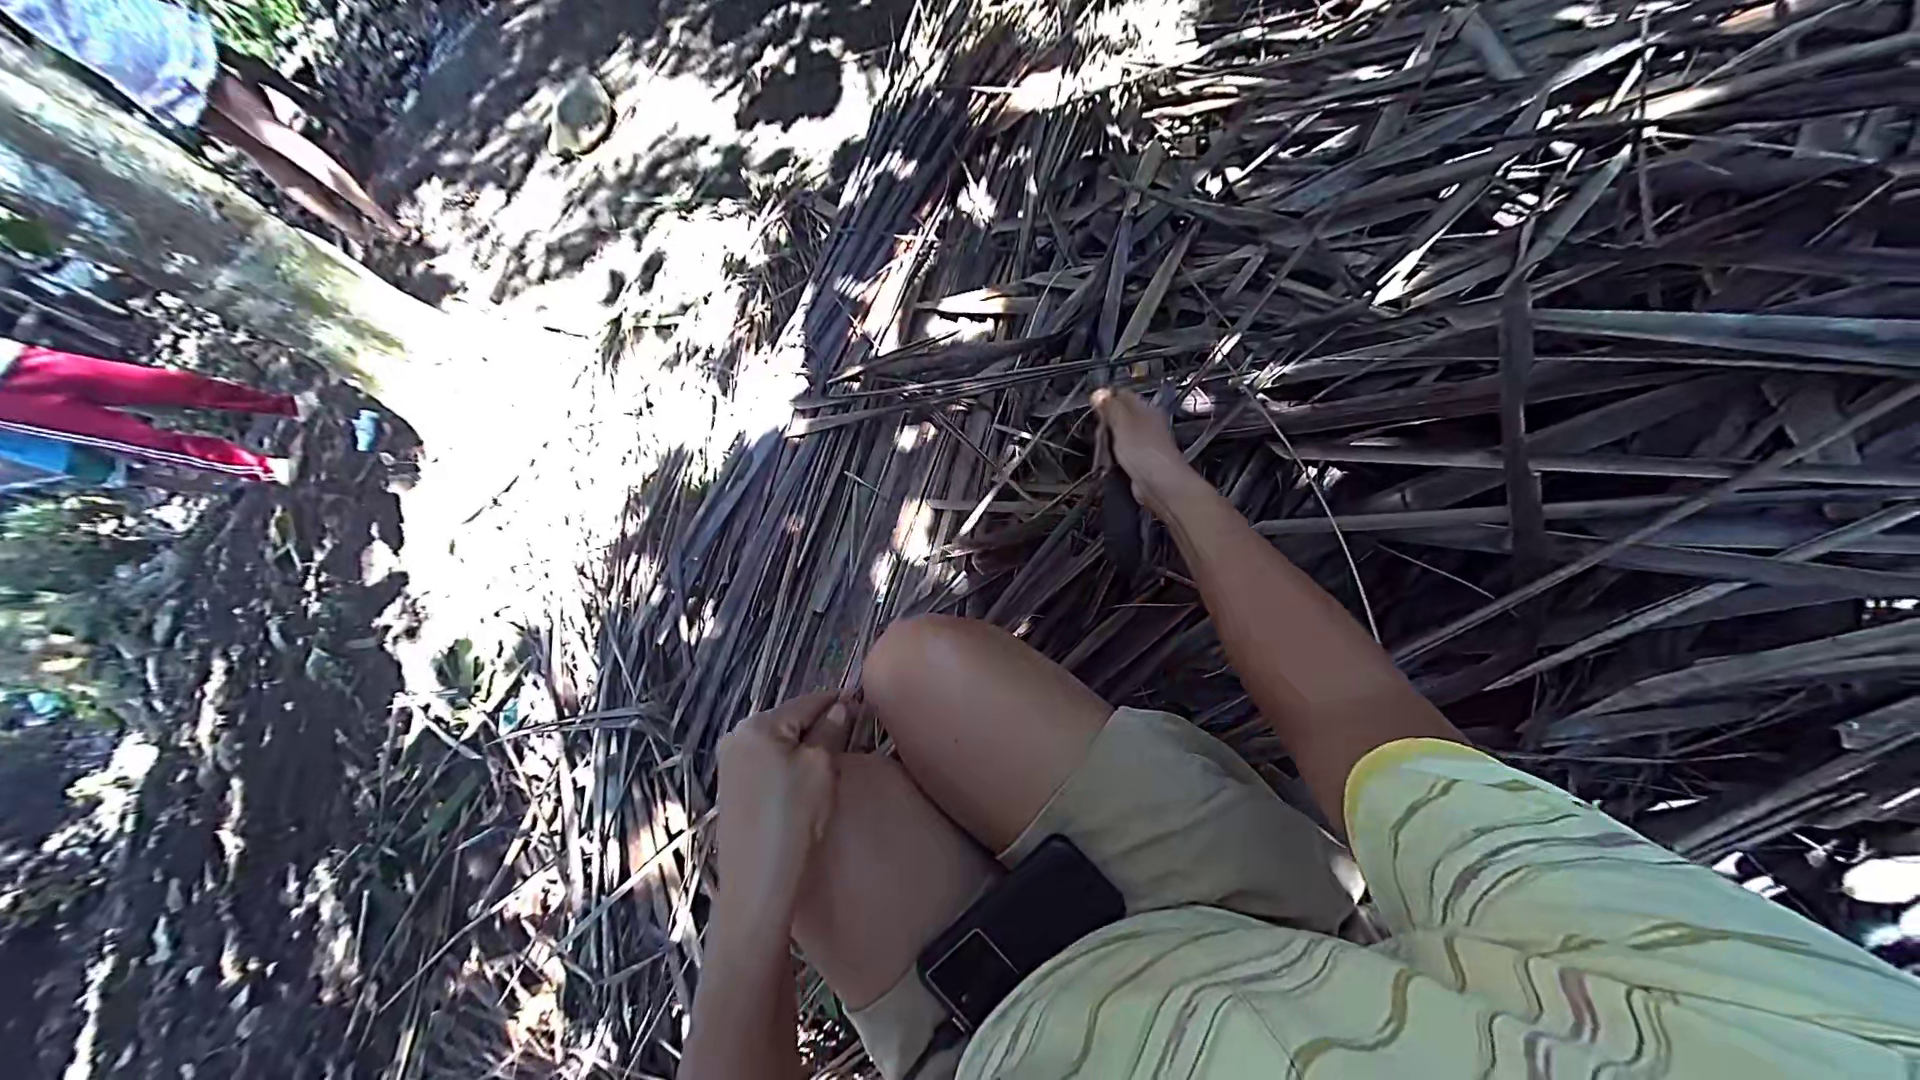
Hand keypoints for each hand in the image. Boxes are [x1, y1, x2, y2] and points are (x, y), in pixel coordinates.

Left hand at [714, 692, 849, 919]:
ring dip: (806, 747)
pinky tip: (805, 785)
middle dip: (821, 726)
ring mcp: (731, 763)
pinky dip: (790, 765)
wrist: (758, 883)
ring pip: (781, 742)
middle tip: (851, 741)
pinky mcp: (732, 787)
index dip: (838, 702)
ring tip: (831, 766)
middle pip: (791, 720)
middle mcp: (737, 736)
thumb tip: (840, 707)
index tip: (863, 703)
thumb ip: (831, 730)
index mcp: (757, 725)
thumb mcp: (821, 767)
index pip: (807, 702)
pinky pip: (769, 762)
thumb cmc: (793, 817)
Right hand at [1092, 388, 1204, 517]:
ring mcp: (1142, 444)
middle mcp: (1146, 424)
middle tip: (1099, 430)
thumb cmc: (1146, 452)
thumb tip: (1098, 392)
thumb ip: (1110, 407)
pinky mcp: (1138, 461)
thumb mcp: (1122, 423)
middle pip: (1118, 416)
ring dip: (1107, 441)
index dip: (1106, 399)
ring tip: (1104, 447)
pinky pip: (1120, 454)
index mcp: (1145, 409)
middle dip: (1105, 423)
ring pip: (1118, 436)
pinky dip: (1112, 457)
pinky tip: (1110, 461)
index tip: (1093, 407)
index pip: (1122, 395)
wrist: (1160, 484)